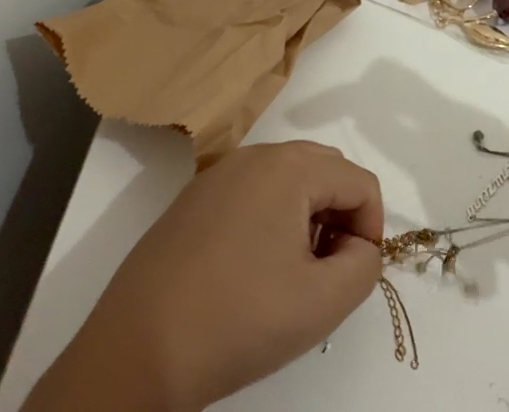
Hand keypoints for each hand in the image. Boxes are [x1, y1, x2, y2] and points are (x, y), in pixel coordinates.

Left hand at [26, 141, 383, 411]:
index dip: (372, 227)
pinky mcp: (190, 202)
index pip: (359, 181)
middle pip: (324, 169)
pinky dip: (270, 217)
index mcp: (288, 169)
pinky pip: (251, 192)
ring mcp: (215, 177)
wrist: (137, 352)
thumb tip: (357, 246)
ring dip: (307, 214)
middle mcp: (252, 157)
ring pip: (287, 178)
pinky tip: (254, 269)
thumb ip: (365, 264)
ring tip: (293, 271)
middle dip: (341, 213)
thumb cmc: (239, 321)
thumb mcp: (324, 302)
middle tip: (330, 266)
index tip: (356, 272)